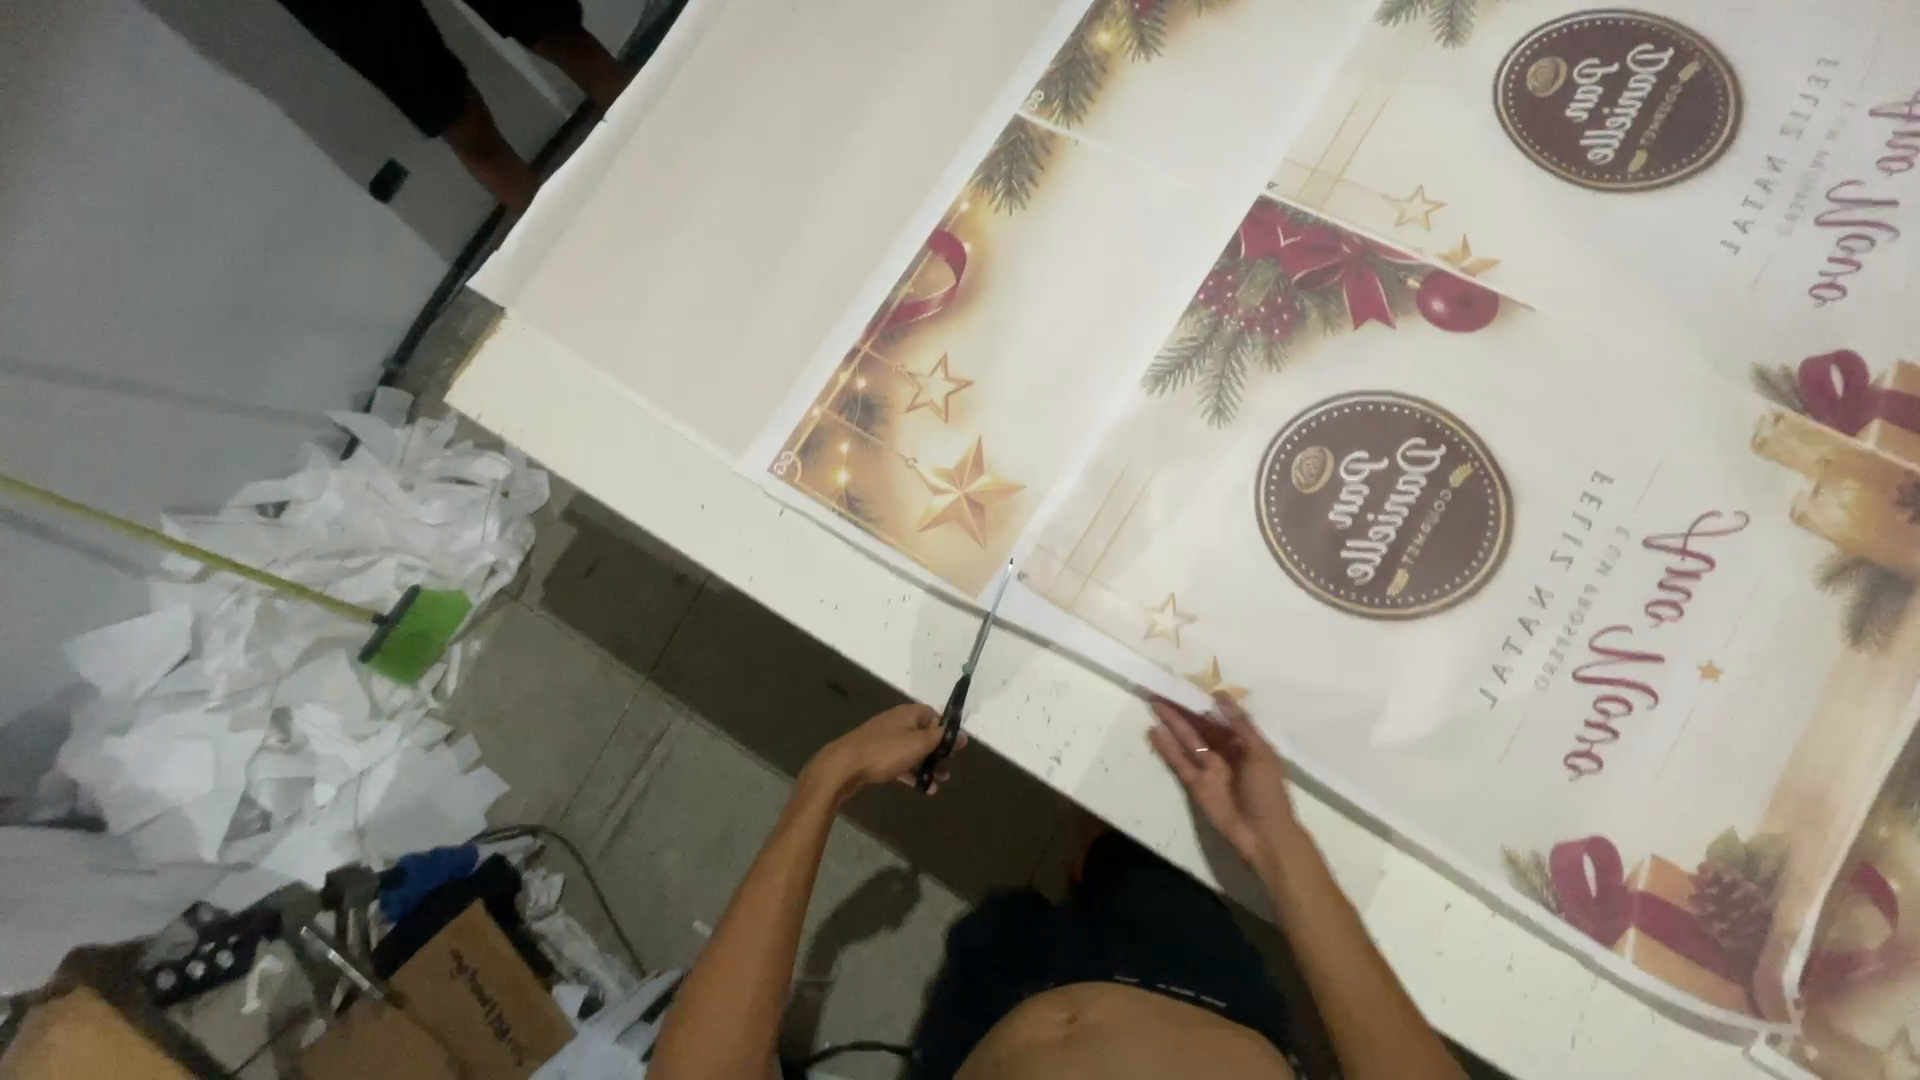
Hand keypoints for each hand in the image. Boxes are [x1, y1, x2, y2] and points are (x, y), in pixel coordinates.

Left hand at [806, 703, 964, 800]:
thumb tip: (963, 734)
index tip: (955, 748)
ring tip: (940, 782)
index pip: (933, 715)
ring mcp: (885, 740)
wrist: (844, 767)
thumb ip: (941, 738)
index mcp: (908, 714)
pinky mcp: (876, 757)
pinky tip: (923, 789)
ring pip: (912, 751)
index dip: (945, 730)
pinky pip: (900, 763)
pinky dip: (912, 774)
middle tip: (948, 769)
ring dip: (927, 766)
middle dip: (938, 752)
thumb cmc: (885, 752)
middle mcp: (897, 723)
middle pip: (924, 734)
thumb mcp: (918, 743)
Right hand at [1147, 694, 1296, 869]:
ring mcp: (1209, 768)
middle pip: (1199, 726)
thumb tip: (1220, 695)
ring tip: (1153, 702)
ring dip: (1171, 723)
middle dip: (1182, 709)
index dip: (1203, 702)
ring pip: (1187, 740)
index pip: (1220, 717)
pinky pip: (1179, 762)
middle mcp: (1225, 752)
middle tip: (1161, 690)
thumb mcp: (1260, 753)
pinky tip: (1153, 732)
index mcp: (1244, 743)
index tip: (1187, 684)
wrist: (1265, 836)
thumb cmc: (1269, 792)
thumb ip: (1240, 724)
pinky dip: (1166, 748)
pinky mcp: (1196, 785)